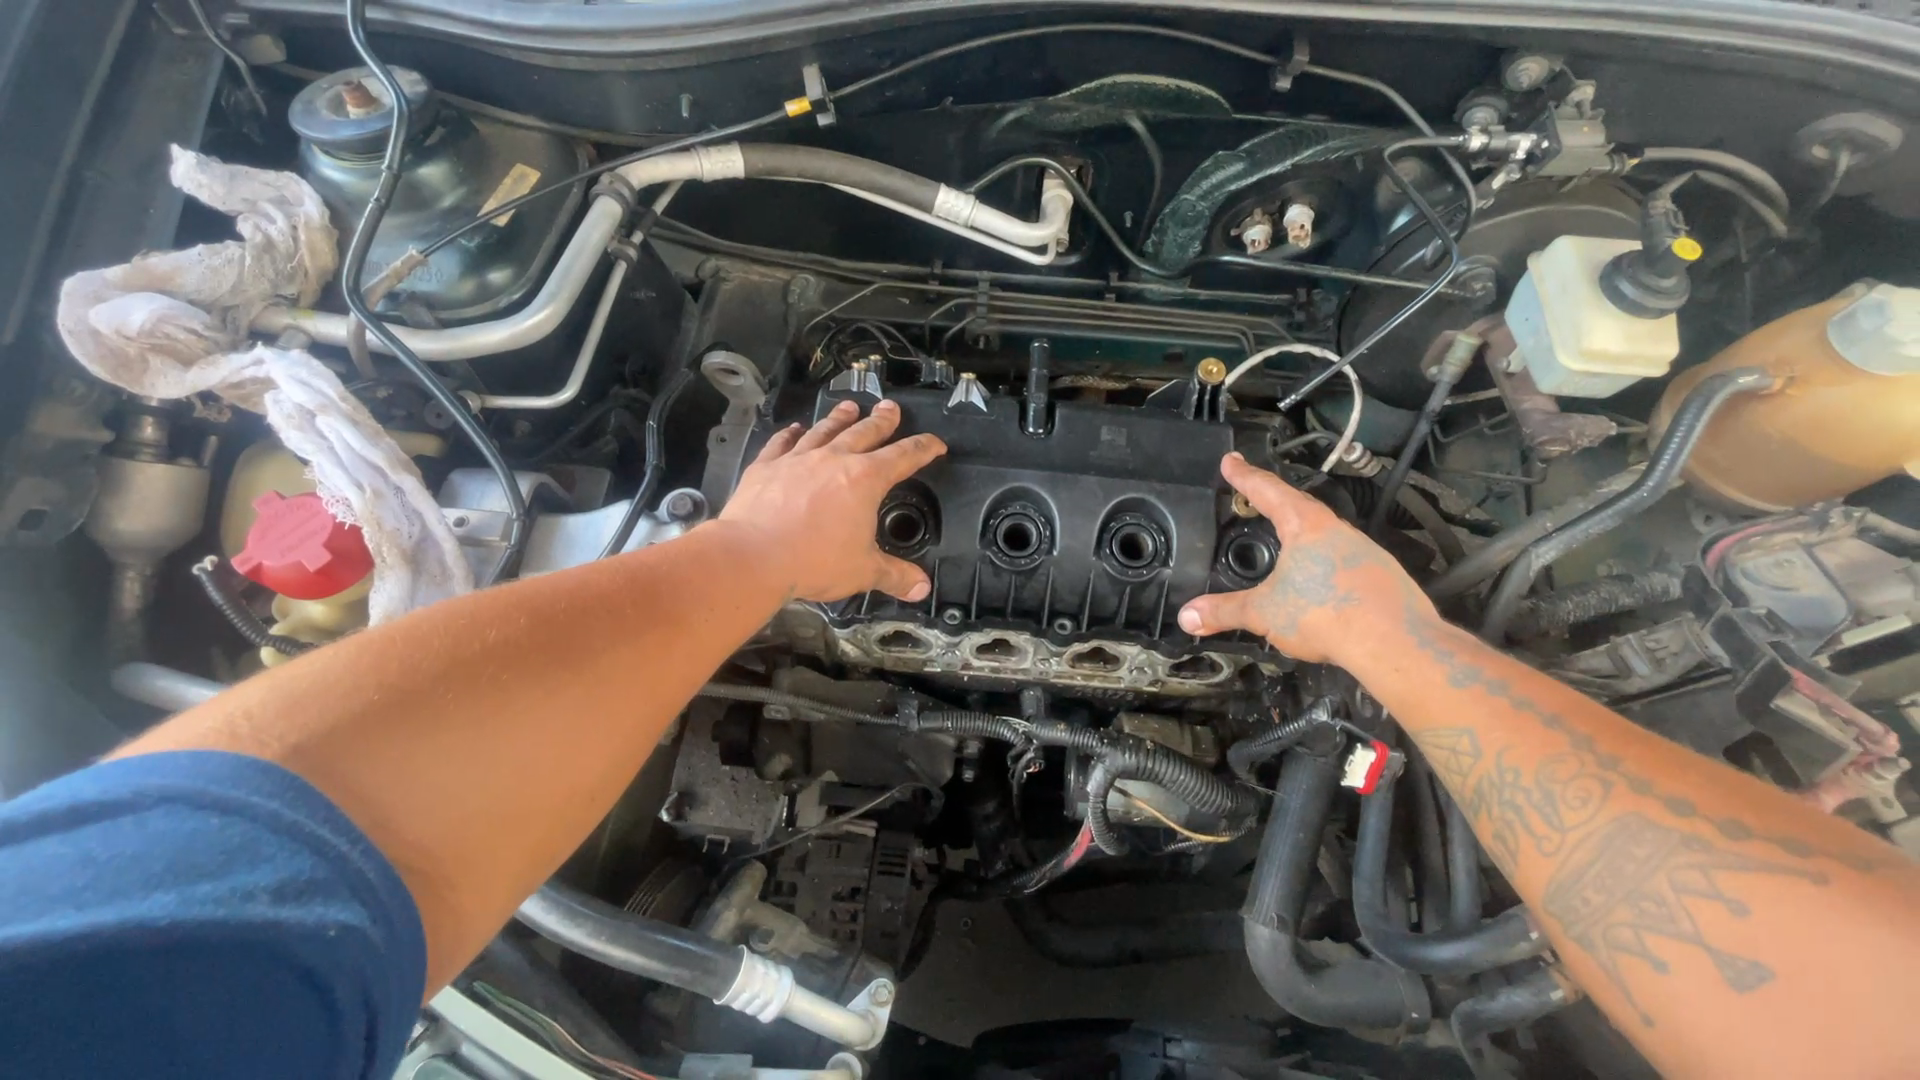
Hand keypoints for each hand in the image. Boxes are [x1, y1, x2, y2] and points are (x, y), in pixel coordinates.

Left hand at [719, 398, 946, 603]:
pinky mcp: (766, 467)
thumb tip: (921, 588)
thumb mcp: (863, 572)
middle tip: (890, 408)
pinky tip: (794, 429)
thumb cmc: (814, 562)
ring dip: (839, 419)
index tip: (935, 443)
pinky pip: (782, 443)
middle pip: (864, 433)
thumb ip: (895, 576)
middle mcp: (833, 460)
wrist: (752, 555)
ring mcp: (797, 459)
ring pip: (824, 431)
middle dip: (882, 421)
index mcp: (865, 480)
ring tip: (849, 407)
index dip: (923, 448)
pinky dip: (790, 434)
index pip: (904, 457)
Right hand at [1177, 453, 1437, 663]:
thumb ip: (1223, 612)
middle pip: (1299, 507)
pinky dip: (1322, 565)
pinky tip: (1315, 583)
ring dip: (1301, 535)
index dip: (1245, 476)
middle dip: (1274, 502)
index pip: (1267, 490)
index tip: (1232, 460)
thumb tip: (1188, 616)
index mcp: (1306, 526)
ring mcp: (1363, 552)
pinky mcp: (1379, 577)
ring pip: (1324, 534)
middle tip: (1255, 496)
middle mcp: (1338, 531)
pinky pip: (1342, 561)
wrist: (1395, 644)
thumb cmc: (1328, 615)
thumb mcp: (1263, 613)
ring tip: (1283, 543)